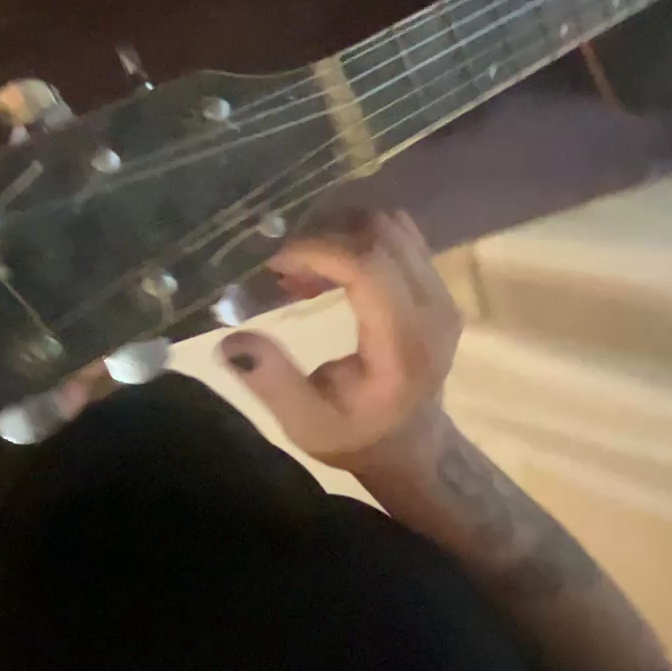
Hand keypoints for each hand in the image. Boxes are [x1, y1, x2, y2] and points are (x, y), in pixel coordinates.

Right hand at [219, 210, 462, 471]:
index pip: (369, 267)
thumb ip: (273, 382)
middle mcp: (433, 308)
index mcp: (404, 344)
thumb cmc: (356, 436)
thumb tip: (230, 340)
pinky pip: (396, 234)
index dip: (317, 250)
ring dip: (339, 234)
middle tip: (283, 266)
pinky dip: (356, 237)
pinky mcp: (435, 282)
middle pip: (380, 234)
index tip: (274, 263)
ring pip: (389, 226)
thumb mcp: (306, 425)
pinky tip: (327, 267)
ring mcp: (441, 291)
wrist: (413, 444)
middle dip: (323, 236)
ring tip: (303, 268)